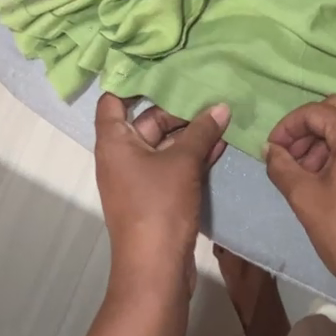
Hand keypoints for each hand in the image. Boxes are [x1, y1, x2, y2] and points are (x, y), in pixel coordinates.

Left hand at [92, 93, 230, 294]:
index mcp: (114, 142)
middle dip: (176, 106)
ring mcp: (138, 178)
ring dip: (189, 132)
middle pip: (145, 119)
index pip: (114, 99)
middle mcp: (121, 156)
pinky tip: (220, 142)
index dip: (132, 80)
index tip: (158, 63)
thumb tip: (221, 106)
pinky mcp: (155, 196)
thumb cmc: (158, 207)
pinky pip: (172, 165)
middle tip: (204, 87)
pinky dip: (191, 154)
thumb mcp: (183, 162)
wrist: (155, 272)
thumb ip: (201, 131)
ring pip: (163, 144)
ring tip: (219, 112)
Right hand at [264, 95, 335, 309]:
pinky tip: (334, 186)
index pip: (316, 112)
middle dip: (309, 130)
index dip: (289, 126)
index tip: (273, 148)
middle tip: (290, 156)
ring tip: (308, 175)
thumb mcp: (304, 197)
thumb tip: (270, 149)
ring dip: (327, 143)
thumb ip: (281, 166)